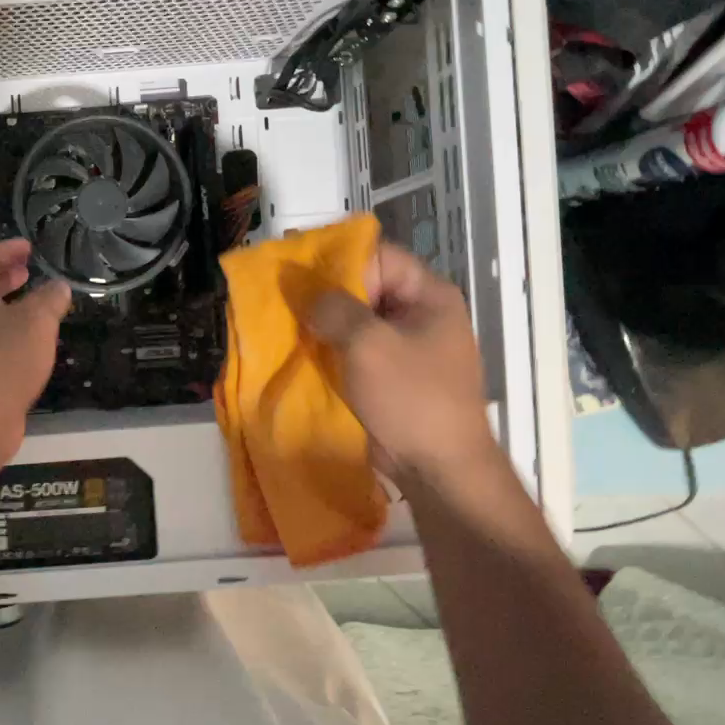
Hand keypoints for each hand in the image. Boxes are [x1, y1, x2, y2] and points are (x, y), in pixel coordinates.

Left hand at [0, 239, 70, 465]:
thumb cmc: (2, 362)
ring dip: (11, 310)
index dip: (4, 250)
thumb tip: (59, 287)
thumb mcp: (36, 322)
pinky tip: (35, 348)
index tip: (27, 247)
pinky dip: (14, 339)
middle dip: (5, 279)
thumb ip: (49, 300)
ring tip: (39, 308)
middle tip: (28, 272)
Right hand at [304, 244, 493, 481]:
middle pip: (367, 288)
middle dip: (326, 296)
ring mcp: (408, 349)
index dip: (341, 262)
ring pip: (357, 323)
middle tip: (286, 304)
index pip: (381, 258)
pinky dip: (331, 351)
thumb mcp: (368, 344)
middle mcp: (421, 316)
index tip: (300, 277)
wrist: (438, 467)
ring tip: (288, 330)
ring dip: (324, 327)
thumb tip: (306, 294)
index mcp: (430, 297)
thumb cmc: (410, 397)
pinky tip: (304, 356)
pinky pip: (356, 352)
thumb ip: (334, 309)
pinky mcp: (393, 377)